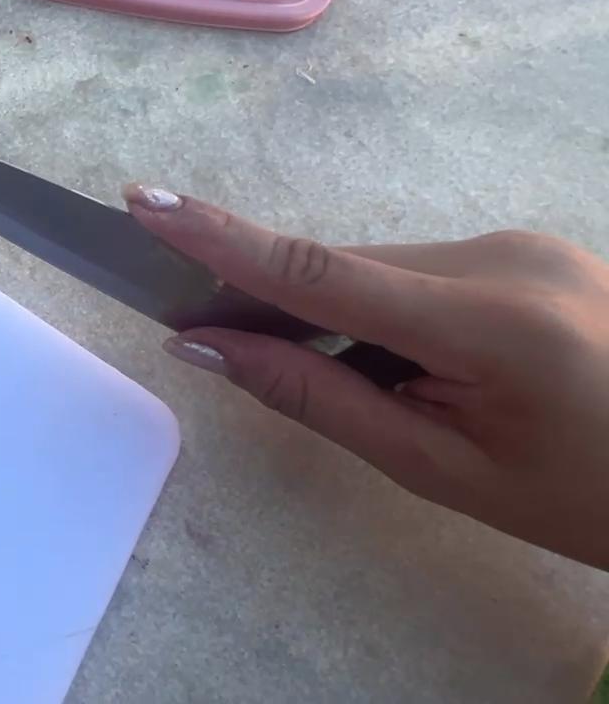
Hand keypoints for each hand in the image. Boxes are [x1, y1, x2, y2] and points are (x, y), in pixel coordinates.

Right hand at [124, 184, 608, 570]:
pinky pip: (406, 271)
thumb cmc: (600, 501)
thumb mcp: (443, 467)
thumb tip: (197, 345)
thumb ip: (311, 396)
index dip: (215, 237)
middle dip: (277, 308)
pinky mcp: (527, 252)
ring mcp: (522, 247)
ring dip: (333, 313)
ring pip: (366, 269)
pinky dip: (377, 310)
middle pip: (334, 271)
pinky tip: (420, 364)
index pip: (311, 269)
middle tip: (236, 354)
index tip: (140, 202)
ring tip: (385, 387)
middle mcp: (502, 259)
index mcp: (490, 323)